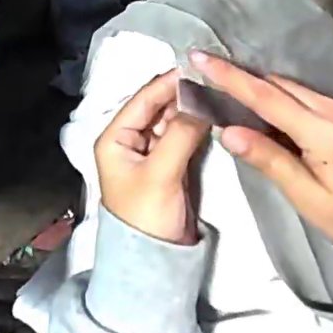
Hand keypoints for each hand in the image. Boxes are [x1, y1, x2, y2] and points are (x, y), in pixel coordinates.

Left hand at [94, 70, 209, 244]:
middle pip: (158, 106)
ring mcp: (150, 151)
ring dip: (192, 107)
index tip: (197, 67)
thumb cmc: (147, 217)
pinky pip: (182, 135)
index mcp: (114, 138)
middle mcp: (130, 139)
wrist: (154, 265)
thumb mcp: (161, 174)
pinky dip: (196, 124)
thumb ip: (180, 133)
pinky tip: (214, 112)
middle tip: (214, 77)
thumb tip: (202, 97)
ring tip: (218, 89)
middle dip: (183, 92)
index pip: (143, 99)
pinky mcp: (168, 163)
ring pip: (172, 119)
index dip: (168, 82)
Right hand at [194, 52, 332, 244]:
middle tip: (203, 71)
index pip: (268, 98)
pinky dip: (278, 93)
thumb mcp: (307, 198)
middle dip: (240, 77)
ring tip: (223, 84)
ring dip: (259, 85)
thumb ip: (268, 159)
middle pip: (278, 84)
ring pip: (290, 85)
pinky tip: (259, 100)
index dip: (231, 77)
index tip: (200, 58)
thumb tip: (226, 131)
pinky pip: (303, 92)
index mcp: (326, 133)